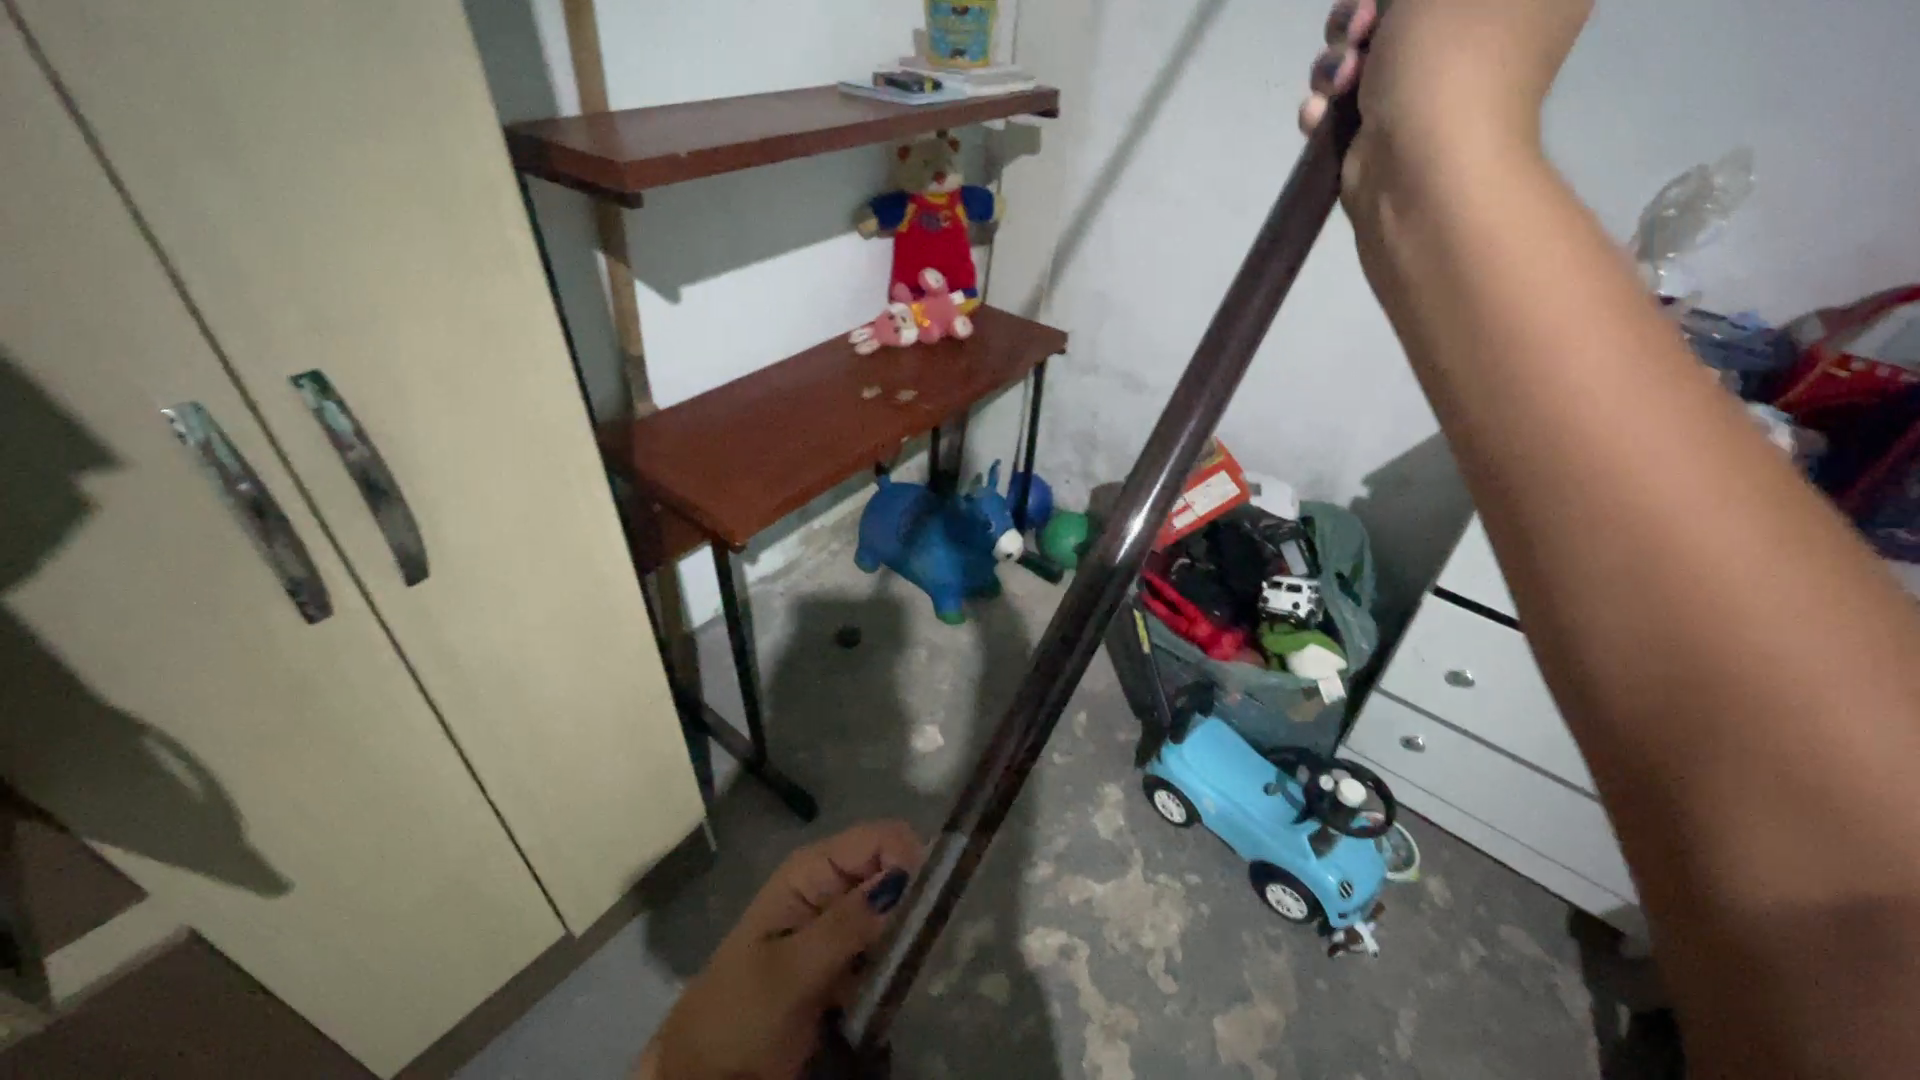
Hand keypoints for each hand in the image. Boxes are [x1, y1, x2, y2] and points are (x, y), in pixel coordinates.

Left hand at [637, 821, 924, 1079]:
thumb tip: (901, 884)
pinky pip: (892, 943)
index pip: (881, 838)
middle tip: (921, 948)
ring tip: (912, 969)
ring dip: (911, 935)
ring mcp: (842, 923)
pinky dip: (902, 960)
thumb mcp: (789, 972)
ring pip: (899, 909)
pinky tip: (901, 981)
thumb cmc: (740, 1014)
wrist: (709, 1071)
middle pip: (896, 870)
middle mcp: (832, 885)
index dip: (910, 864)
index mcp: (812, 870)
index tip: (924, 912)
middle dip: (915, 902)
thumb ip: (844, 927)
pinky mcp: (850, 958)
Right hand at [1295, 0, 1591, 288]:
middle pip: (1400, 8)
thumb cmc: (1450, 60)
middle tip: (1360, 30)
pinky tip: (1320, 113)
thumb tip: (1391, 5)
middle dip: (1361, 15)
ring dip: (1335, 63)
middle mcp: (1482, 38)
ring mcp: (1432, 92)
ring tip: (1338, 84)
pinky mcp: (1389, 133)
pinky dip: (1327, 106)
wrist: (1424, 172)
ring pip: (1365, 53)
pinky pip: (1347, 104)